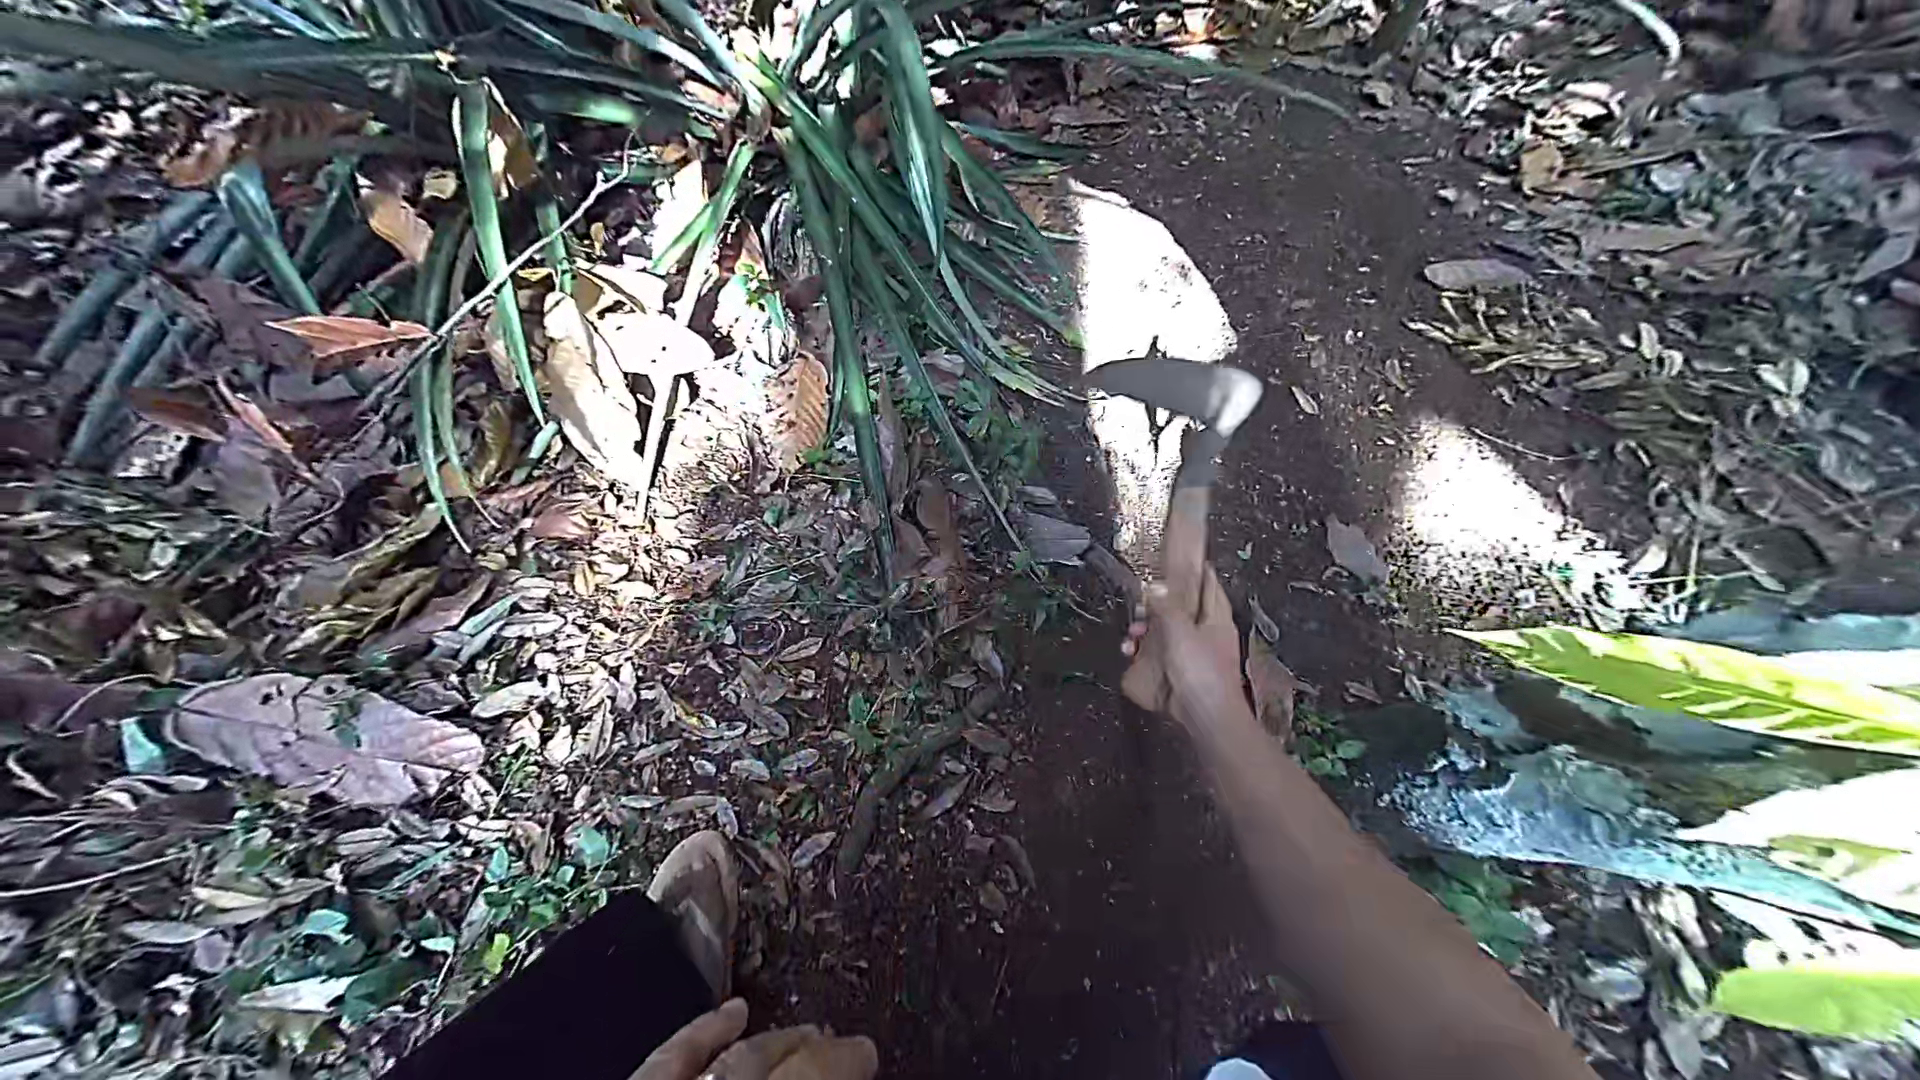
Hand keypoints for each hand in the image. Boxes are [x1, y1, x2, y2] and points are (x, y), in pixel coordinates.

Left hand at [632, 1000, 877, 1079]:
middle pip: (767, 1063)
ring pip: (731, 1060)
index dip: (841, 1063)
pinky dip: (702, 1032)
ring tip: (809, 1030)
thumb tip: (839, 1074)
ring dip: (774, 1043)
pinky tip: (736, 1009)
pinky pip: (666, 1061)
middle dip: (813, 1053)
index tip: (869, 1053)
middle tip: (846, 1047)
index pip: (805, 1077)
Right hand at [1121, 566, 1255, 734]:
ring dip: (1146, 631)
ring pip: (1167, 633)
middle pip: (1182, 610)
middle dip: (1157, 606)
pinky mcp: (1180, 674)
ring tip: (1132, 636)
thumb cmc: (1200, 670)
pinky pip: (1159, 655)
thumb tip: (1155, 586)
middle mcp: (1207, 634)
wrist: (1205, 716)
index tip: (1181, 560)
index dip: (1198, 572)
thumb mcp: (1180, 631)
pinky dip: (1144, 652)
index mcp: (1216, 619)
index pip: (1209, 586)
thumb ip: (1166, 606)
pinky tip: (1131, 653)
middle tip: (1140, 606)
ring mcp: (1194, 655)